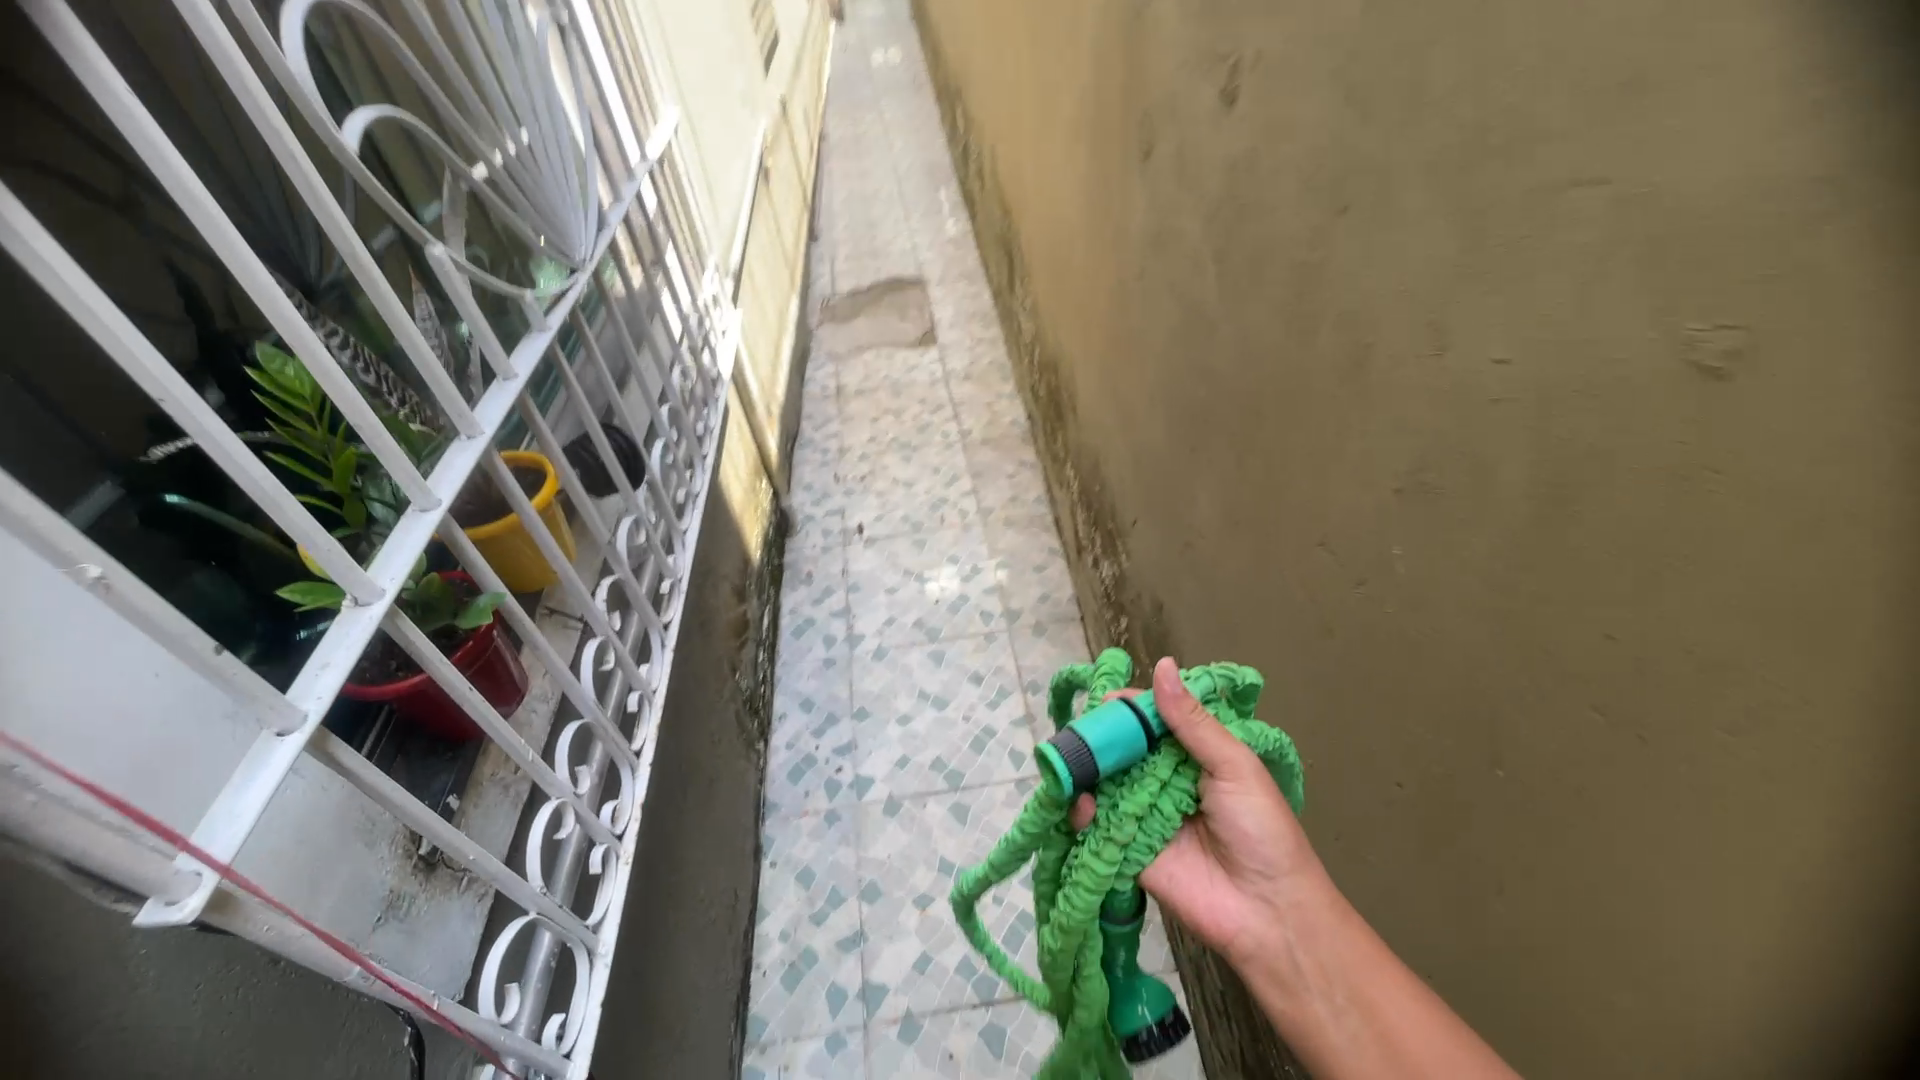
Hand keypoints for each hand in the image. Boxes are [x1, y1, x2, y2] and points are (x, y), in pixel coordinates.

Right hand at [1072, 657, 1327, 964]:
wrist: (1268, 911)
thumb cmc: (1262, 830)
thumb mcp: (1234, 766)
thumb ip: (1191, 722)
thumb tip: (1162, 665)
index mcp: (1192, 755)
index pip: (1152, 721)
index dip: (1129, 709)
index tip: (1107, 699)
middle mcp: (1162, 780)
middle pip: (1122, 750)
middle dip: (1099, 739)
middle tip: (1079, 733)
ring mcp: (1142, 814)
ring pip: (1103, 783)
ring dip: (1085, 772)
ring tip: (1069, 763)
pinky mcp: (1125, 848)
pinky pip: (1097, 824)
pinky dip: (1081, 812)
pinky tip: (1079, 803)